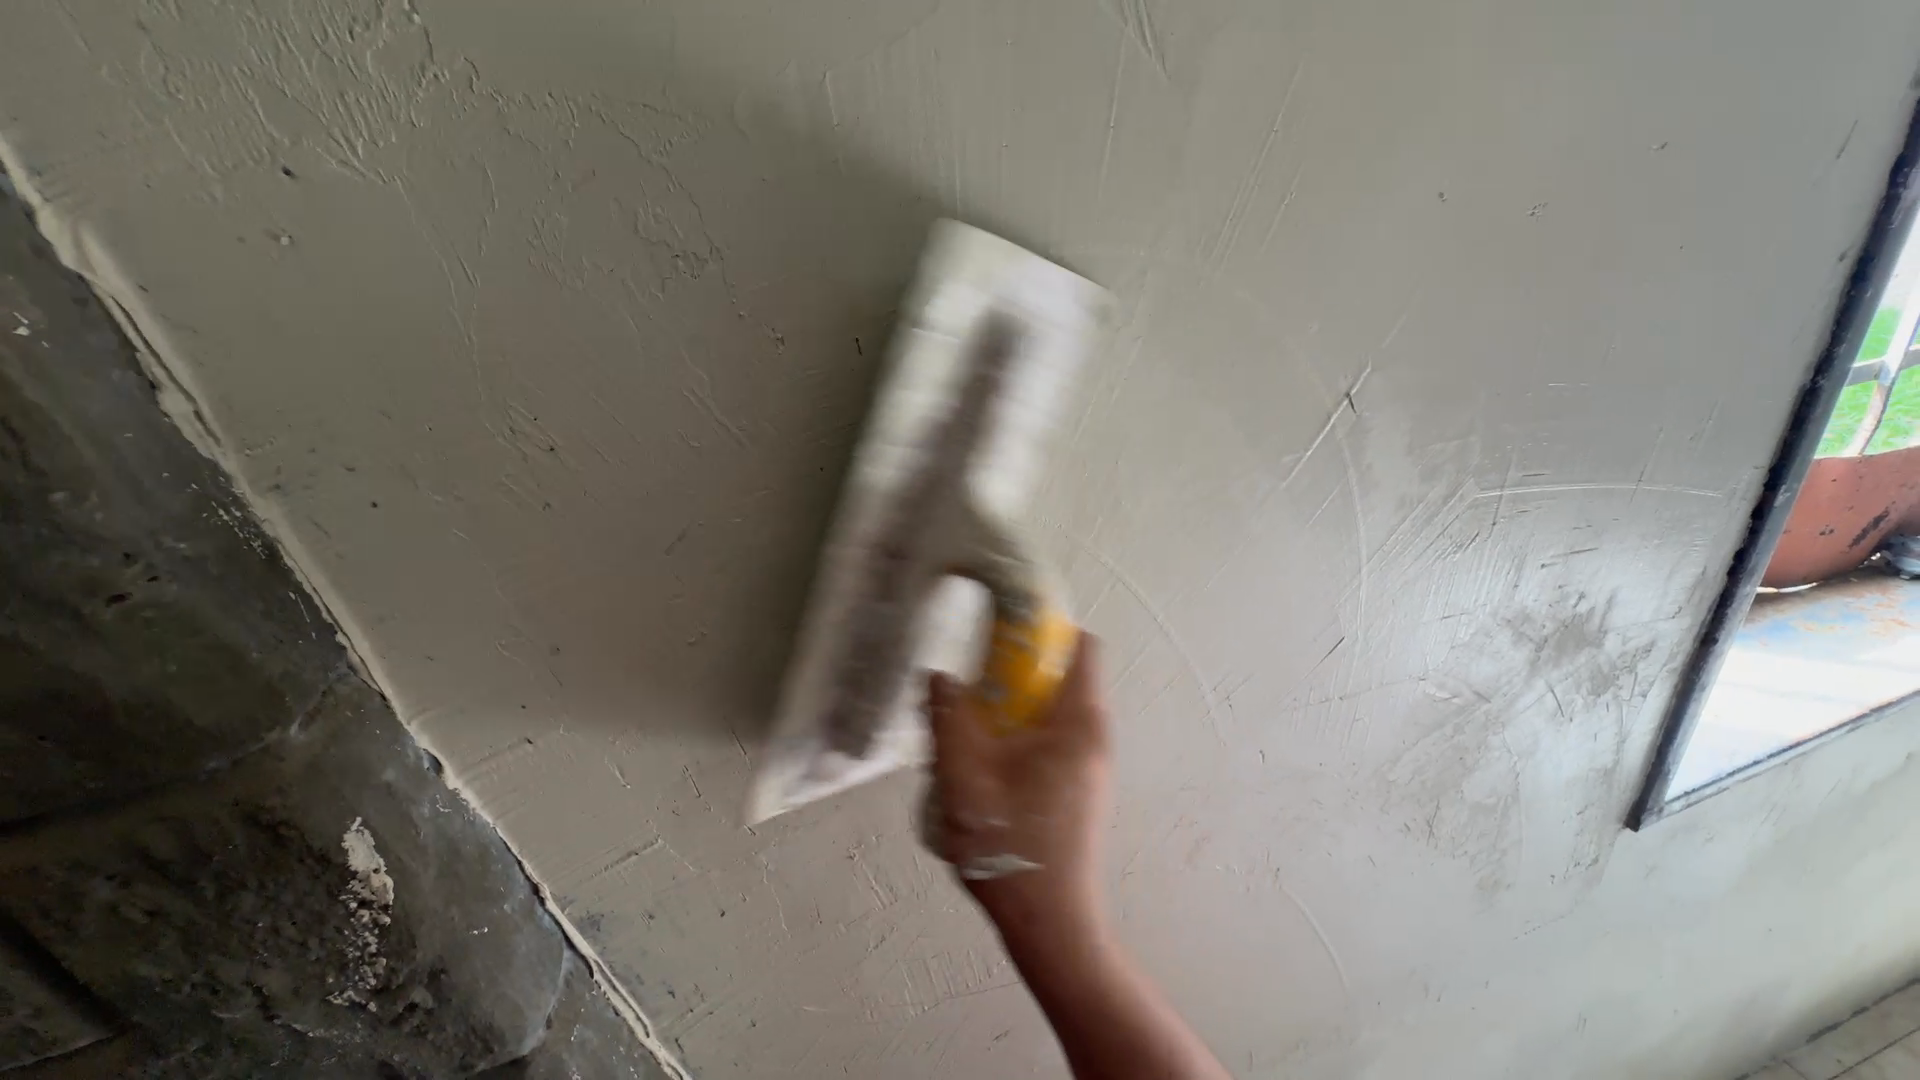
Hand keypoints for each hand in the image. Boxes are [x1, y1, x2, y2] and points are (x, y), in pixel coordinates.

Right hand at [924, 634, 1110, 938]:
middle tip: (967, 697)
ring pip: (1048, 716)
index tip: (999, 634)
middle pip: (1058, 679)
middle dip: (1011, 680)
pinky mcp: (1079, 792)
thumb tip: (939, 677)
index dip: (1043, 628)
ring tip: (966, 744)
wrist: (1049, 925)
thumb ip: (947, 717)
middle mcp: (1094, 739)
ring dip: (1008, 718)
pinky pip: (1049, 746)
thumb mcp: (963, 774)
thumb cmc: (1011, 846)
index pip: (1081, 645)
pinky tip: (982, 778)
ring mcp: (1090, 768)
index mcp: (1079, 722)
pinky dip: (1016, 745)